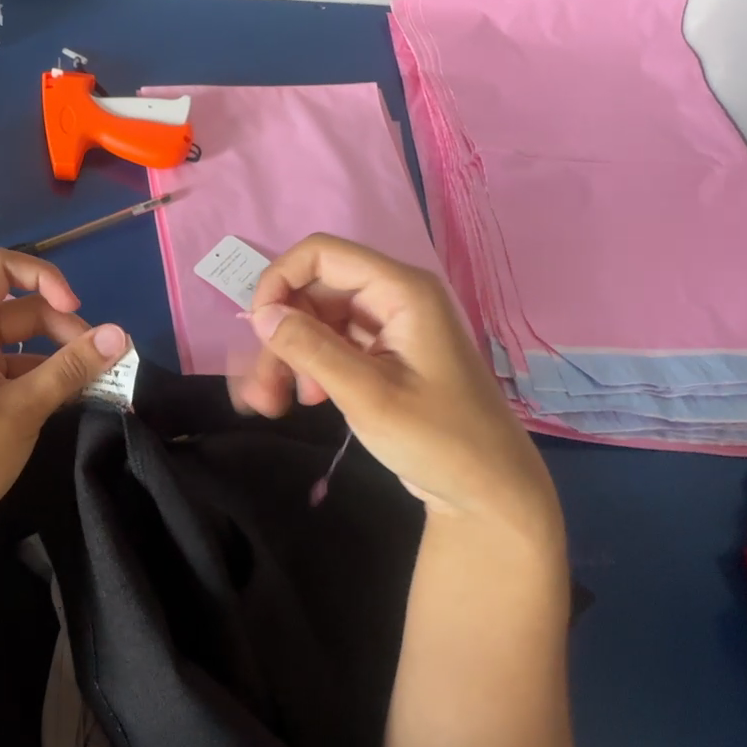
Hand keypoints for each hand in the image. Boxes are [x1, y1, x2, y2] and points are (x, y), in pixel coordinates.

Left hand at [0, 248, 130, 537]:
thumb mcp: (26, 407)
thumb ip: (73, 367)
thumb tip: (121, 334)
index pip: (1, 268)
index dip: (44, 277)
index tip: (76, 309)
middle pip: (22, 309)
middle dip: (64, 328)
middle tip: (101, 360)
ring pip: (25, 341)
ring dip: (61, 355)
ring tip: (95, 380)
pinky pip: (20, 367)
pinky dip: (48, 376)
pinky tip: (75, 395)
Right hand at [230, 234, 558, 538]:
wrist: (489, 493)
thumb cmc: (437, 440)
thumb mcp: (366, 395)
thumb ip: (310, 349)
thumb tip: (260, 314)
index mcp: (401, 291)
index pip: (322, 254)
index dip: (280, 280)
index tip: (257, 327)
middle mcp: (392, 298)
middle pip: (313, 292)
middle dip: (280, 334)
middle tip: (259, 386)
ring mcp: (387, 328)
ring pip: (316, 321)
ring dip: (287, 357)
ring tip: (270, 404)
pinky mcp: (381, 355)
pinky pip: (330, 345)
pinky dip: (309, 368)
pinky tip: (307, 402)